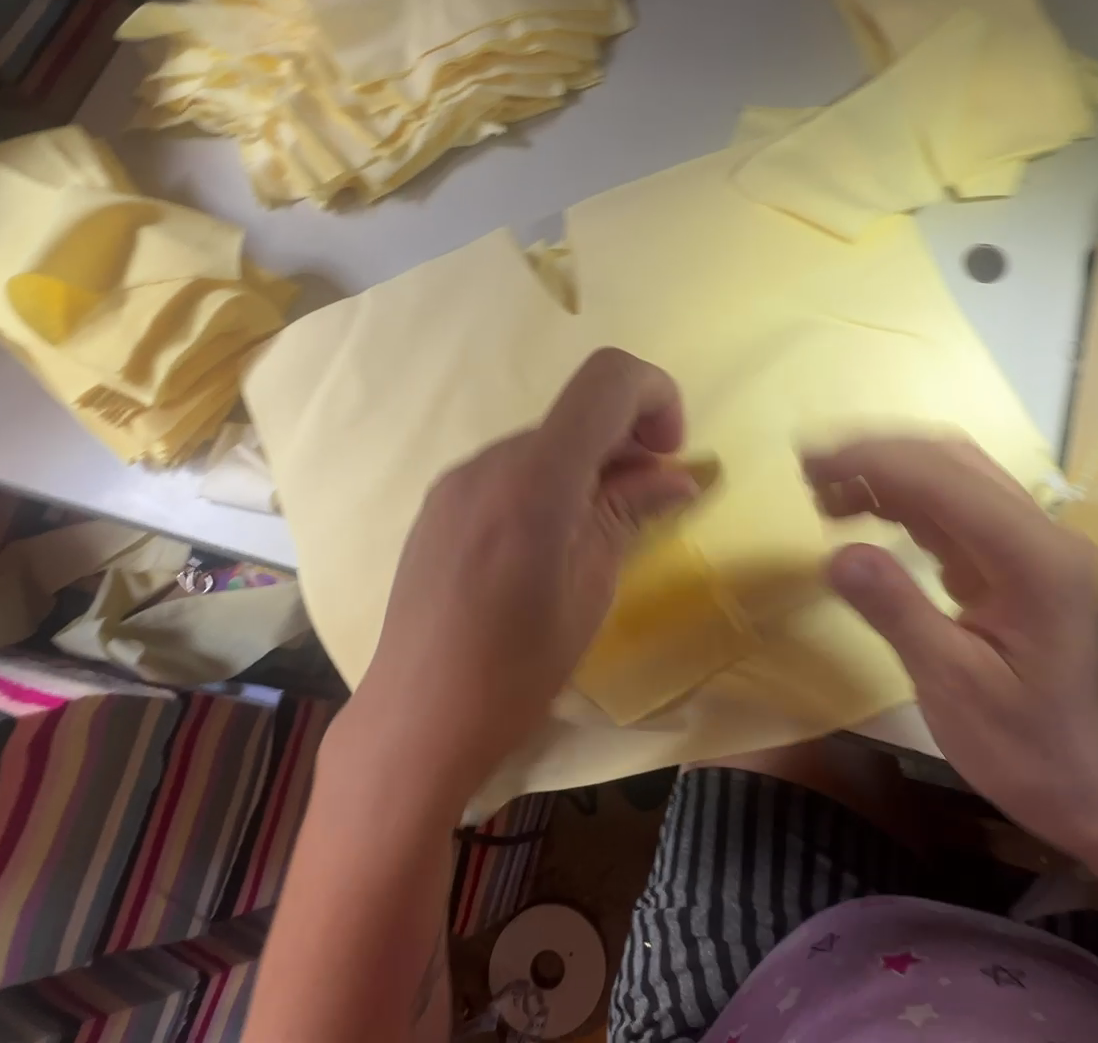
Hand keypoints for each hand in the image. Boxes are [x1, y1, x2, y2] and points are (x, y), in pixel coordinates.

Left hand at [342, 349, 700, 800]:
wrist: (419, 717)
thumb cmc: (518, 668)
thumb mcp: (592, 588)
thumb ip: (630, 513)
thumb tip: (678, 477)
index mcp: (536, 478)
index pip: (608, 380)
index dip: (656, 397)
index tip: (669, 457)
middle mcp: (489, 461)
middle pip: (576, 414)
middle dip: (626, 444)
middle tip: (648, 506)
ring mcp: (456, 481)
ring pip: (543, 445)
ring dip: (587, 469)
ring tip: (595, 537)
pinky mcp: (438, 506)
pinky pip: (509, 473)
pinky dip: (548, 487)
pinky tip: (546, 549)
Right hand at [804, 437, 1097, 853]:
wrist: (1068, 778)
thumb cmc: (1018, 744)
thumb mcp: (951, 686)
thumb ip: (898, 613)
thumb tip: (837, 554)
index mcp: (1037, 562)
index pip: (951, 484)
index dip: (878, 462)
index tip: (812, 462)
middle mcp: (1038, 536)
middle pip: (953, 463)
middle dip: (877, 456)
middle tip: (809, 469)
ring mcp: (1025, 543)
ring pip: (949, 477)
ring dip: (885, 472)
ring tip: (822, 489)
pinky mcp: (1005, 557)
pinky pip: (948, 508)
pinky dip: (898, 500)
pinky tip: (857, 511)